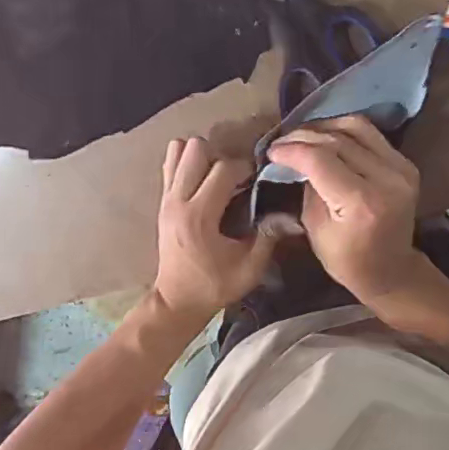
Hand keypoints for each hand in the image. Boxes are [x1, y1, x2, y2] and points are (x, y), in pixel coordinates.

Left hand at [151, 137, 277, 323]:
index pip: (223, 168)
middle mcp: (177, 201)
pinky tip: (204, 182)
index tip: (256, 181)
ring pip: (178, 150)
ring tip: (217, 177)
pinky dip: (187, 164)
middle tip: (234, 177)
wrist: (177, 301)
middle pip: (195, 148)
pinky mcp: (162, 202)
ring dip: (201, 156)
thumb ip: (269, 236)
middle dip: (220, 155)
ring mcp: (166, 199)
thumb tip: (286, 212)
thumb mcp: (250, 268)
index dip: (245, 168)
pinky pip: (170, 165)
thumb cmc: (214, 287)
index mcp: (199, 216)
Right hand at [267, 116, 430, 306]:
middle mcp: (386, 179)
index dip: (293, 150)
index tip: (272, 151)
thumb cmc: (348, 261)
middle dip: (304, 136)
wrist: (391, 270)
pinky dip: (345, 132)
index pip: (321, 160)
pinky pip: (371, 136)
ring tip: (303, 134)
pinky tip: (326, 138)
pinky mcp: (405, 164)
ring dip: (325, 127)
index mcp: (361, 202)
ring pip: (357, 128)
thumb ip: (309, 191)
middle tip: (282, 141)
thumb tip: (297, 162)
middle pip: (338, 140)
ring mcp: (400, 169)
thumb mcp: (316, 230)